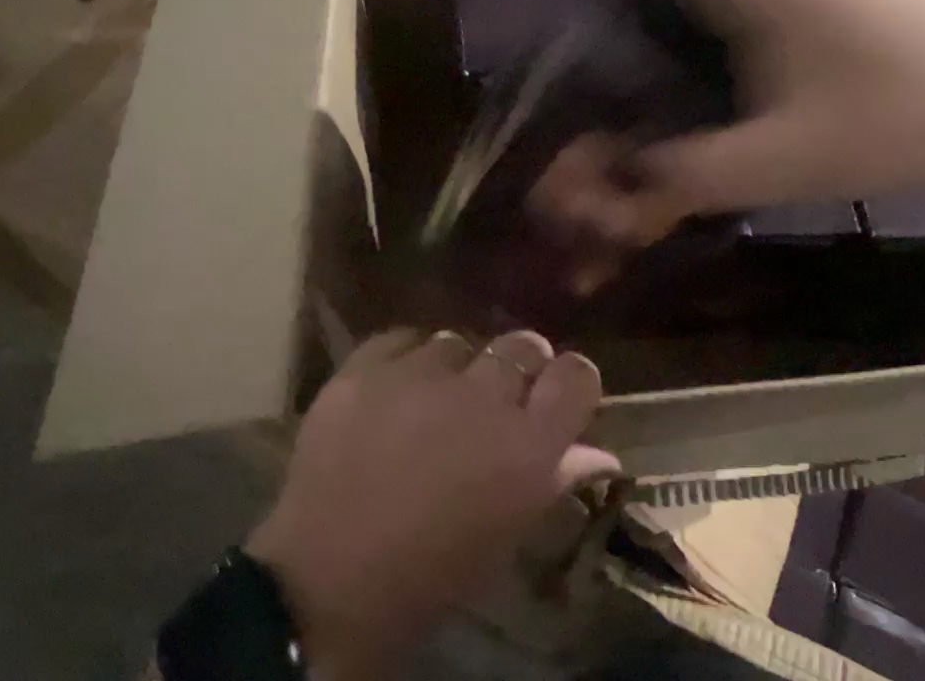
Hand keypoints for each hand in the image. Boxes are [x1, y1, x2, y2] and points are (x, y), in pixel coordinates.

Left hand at [244, 330, 616, 680]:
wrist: (326, 584)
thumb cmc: (433, 573)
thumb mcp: (508, 535)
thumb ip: (555, 479)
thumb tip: (598, 452)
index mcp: (527, 445)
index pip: (576, 375)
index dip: (571, 380)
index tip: (556, 395)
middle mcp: (481, 397)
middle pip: (521, 346)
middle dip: (518, 367)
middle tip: (496, 397)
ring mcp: (418, 377)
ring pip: (456, 342)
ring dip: (456, 368)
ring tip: (434, 400)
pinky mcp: (363, 372)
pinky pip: (400, 340)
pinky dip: (405, 360)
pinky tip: (396, 389)